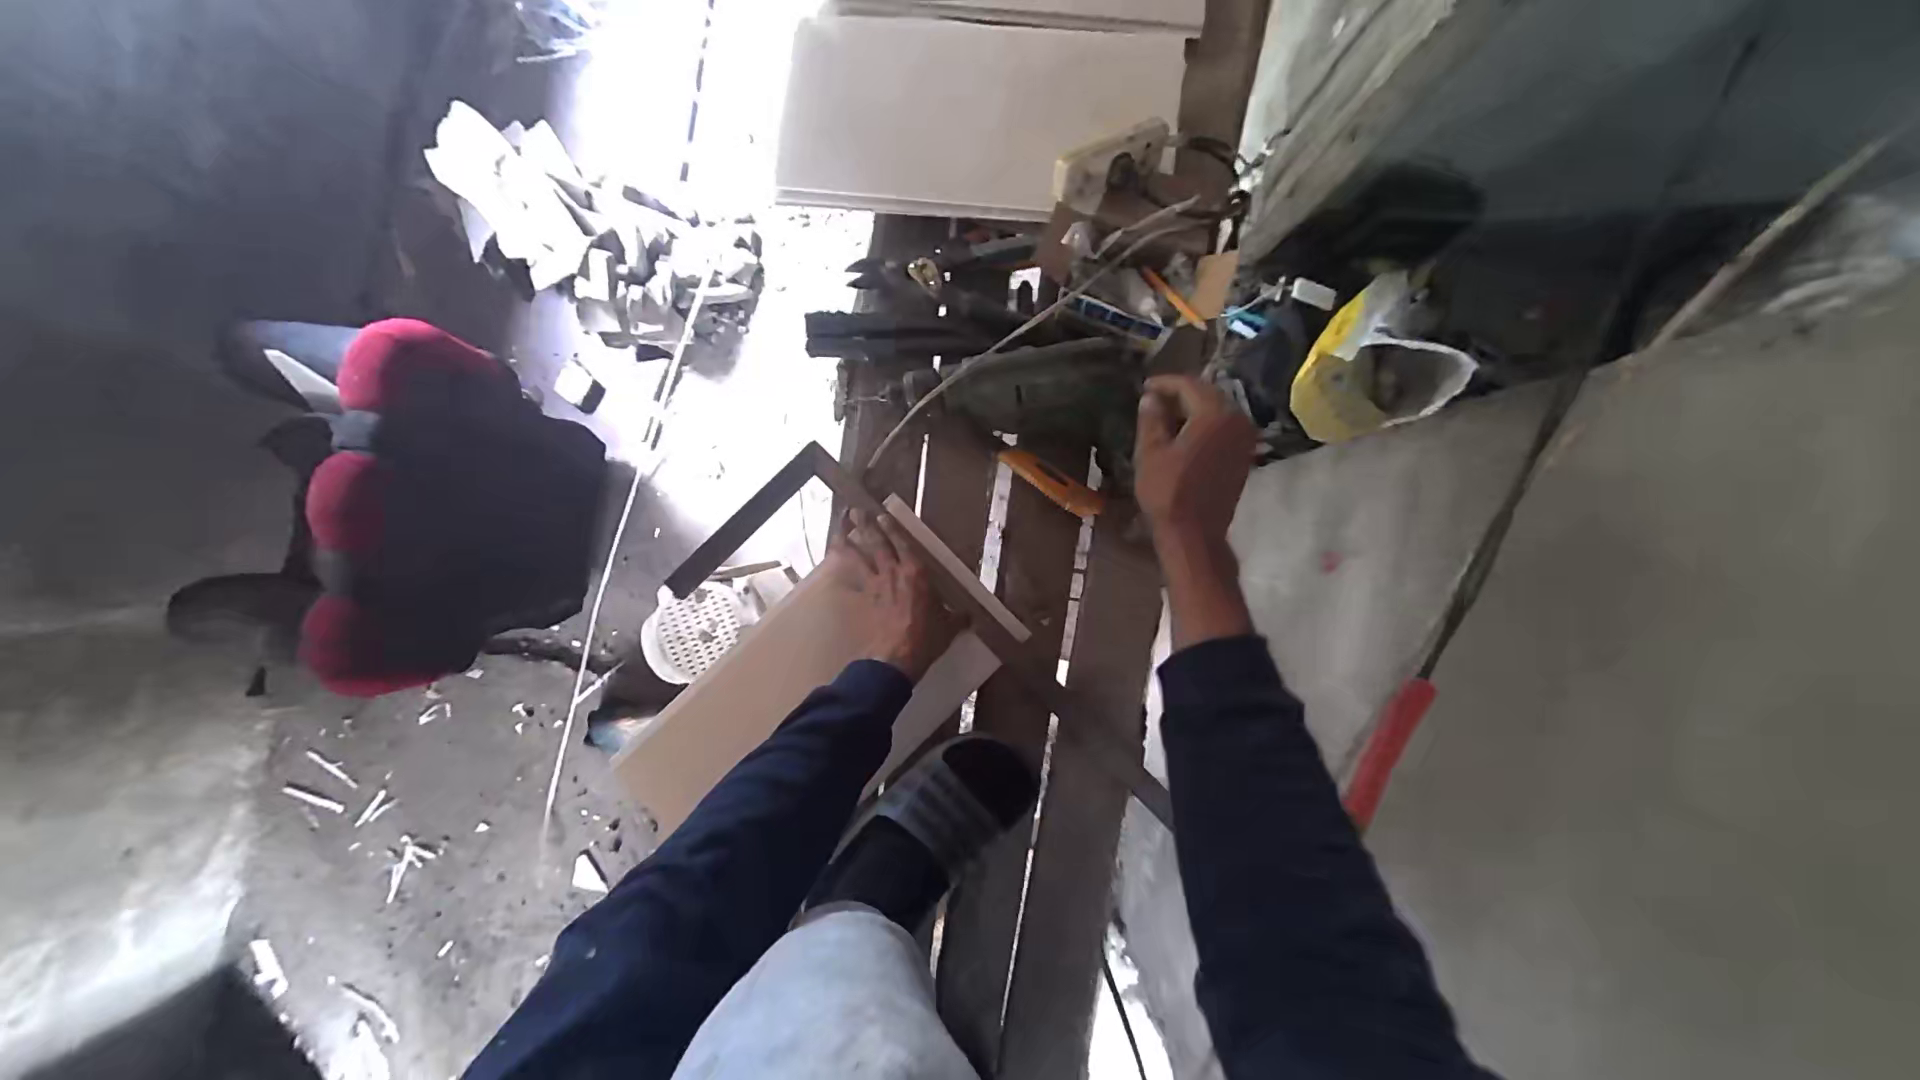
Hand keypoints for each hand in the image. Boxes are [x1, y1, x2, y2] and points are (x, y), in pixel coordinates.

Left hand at [821, 507, 958, 680]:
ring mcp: (874, 587)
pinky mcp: (863, 602)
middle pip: (876, 544)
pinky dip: (843, 575)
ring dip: (848, 544)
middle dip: (865, 526)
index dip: (892, 528)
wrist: (894, 659)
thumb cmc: (925, 639)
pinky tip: (834, 569)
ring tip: (838, 531)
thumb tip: (968, 616)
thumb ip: (956, 617)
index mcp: (916, 573)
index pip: (903, 543)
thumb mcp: (948, 627)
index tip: (882, 515)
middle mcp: (892, 573)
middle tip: (855, 511)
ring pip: (859, 559)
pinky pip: (852, 583)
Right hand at [1134, 375, 1256, 549]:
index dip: (1165, 383)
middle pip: (1208, 394)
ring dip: (1193, 409)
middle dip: (1181, 393)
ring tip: (1166, 416)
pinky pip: (1224, 428)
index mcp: (1215, 414)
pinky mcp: (1244, 455)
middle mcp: (1237, 420)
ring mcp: (1245, 439)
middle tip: (1154, 399)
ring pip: (1218, 411)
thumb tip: (1150, 397)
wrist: (1195, 533)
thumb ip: (1151, 419)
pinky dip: (1204, 425)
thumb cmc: (1168, 492)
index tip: (1144, 386)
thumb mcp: (1151, 453)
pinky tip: (1184, 433)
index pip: (1189, 385)